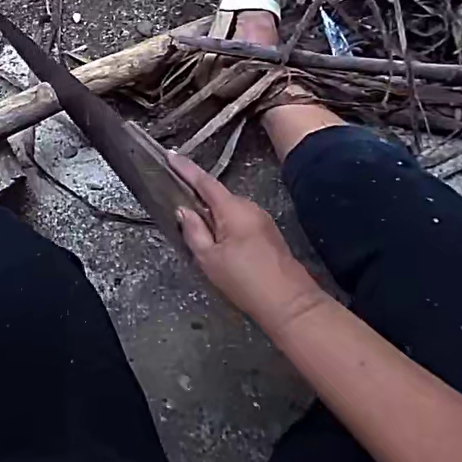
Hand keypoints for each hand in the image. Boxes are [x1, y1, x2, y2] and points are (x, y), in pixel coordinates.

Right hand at [169, 152, 326, 327]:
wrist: (291, 306)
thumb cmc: (245, 281)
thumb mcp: (209, 258)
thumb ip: (193, 230)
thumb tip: (183, 210)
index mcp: (233, 209)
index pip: (204, 182)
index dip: (185, 168)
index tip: (170, 155)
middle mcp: (249, 207)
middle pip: (217, 195)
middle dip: (197, 196)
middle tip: (175, 202)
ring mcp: (261, 219)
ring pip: (228, 209)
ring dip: (211, 213)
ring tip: (194, 226)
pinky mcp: (267, 233)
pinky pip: (238, 219)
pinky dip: (223, 222)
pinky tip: (216, 239)